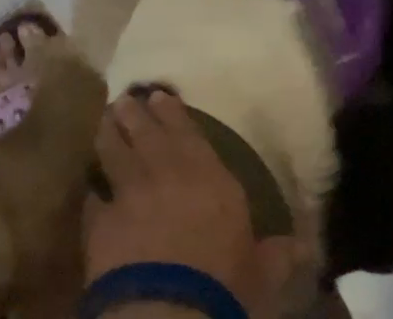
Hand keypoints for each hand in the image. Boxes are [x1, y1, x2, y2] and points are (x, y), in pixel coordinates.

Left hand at [85, 91, 296, 318]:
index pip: (190, 136)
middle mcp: (169, 175)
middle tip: (127, 97)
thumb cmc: (224, 285)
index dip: (174, 114)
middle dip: (137, 113)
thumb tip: (303, 245)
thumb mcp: (261, 272)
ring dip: (110, 132)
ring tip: (105, 117)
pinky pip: (94, 196)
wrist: (168, 309)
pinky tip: (90, 181)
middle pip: (149, 134)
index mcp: (211, 179)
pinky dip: (93, 186)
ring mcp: (131, 194)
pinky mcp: (101, 221)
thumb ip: (277, 254)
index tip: (161, 96)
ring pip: (116, 152)